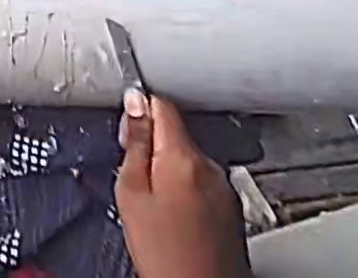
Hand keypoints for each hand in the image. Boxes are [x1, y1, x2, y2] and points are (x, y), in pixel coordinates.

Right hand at [117, 90, 250, 277]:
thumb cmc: (164, 254)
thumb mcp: (131, 191)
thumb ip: (132, 142)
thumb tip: (134, 103)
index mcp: (183, 157)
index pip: (161, 105)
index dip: (138, 111)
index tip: (126, 132)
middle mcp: (211, 168)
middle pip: (174, 132)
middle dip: (151, 144)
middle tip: (135, 176)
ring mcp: (225, 190)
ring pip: (186, 158)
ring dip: (167, 167)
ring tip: (154, 202)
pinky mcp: (230, 210)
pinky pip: (201, 181)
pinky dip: (184, 188)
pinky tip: (173, 215)